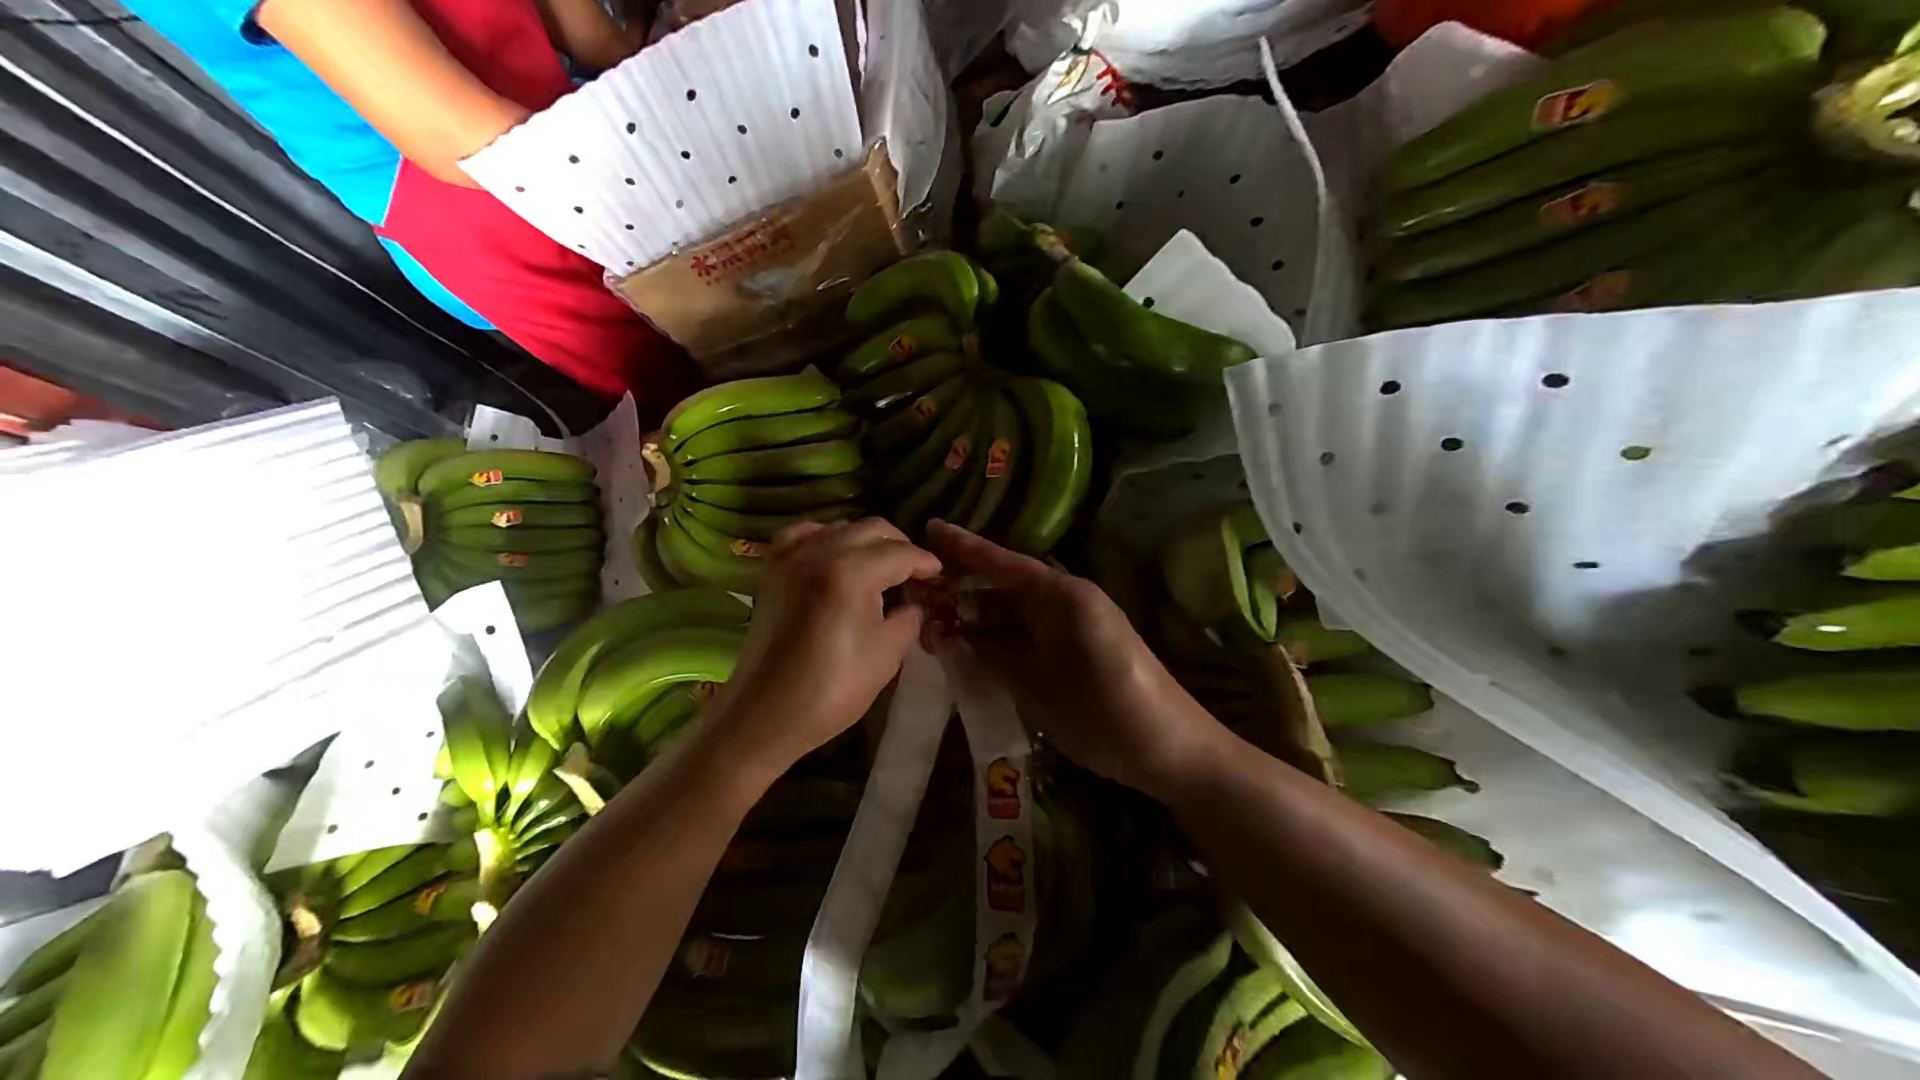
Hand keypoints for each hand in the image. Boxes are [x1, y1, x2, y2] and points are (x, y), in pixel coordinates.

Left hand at [712, 518, 939, 774]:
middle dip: (901, 546)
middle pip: (873, 529)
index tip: (940, 575)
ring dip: (867, 541)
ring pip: (840, 527)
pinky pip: (804, 535)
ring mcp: (791, 557)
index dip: (925, 563)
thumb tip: (915, 603)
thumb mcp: (887, 655)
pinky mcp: (773, 570)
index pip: (901, 553)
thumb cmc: (831, 689)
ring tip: (882, 567)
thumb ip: (908, 618)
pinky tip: (836, 556)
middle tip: (916, 572)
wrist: (765, 714)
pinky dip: (826, 538)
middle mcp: (819, 551)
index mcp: (851, 572)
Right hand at [923, 520, 1226, 799]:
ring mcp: (1071, 627)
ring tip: (930, 630)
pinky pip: (1027, 637)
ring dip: (976, 622)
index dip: (964, 548)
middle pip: (1004, 588)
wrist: (1170, 749)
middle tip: (917, 600)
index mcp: (1062, 596)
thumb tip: (944, 634)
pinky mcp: (1074, 651)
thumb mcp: (1037, 685)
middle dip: (961, 594)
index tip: (930, 528)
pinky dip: (998, 642)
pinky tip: (967, 651)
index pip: (1002, 563)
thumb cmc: (1103, 709)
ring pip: (1013, 615)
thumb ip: (988, 656)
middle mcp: (1066, 601)